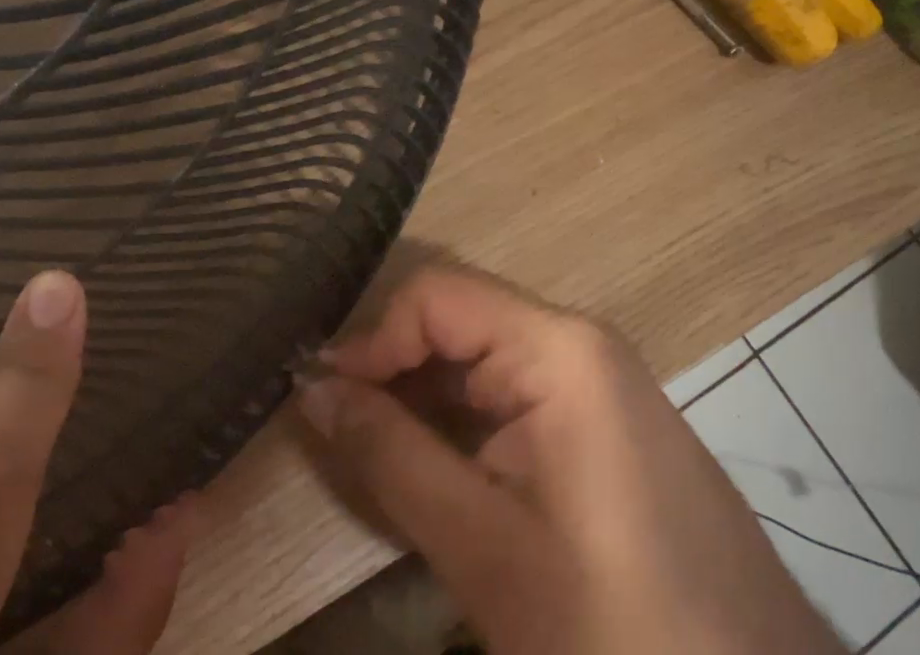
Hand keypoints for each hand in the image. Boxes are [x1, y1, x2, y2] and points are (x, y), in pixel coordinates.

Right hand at [298, 267, 845, 654]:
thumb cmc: (611, 622)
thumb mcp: (479, 543)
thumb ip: (386, 453)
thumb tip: (308, 386)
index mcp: (560, 351)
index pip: (433, 296)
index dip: (369, 339)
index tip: (323, 397)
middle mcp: (584, 349)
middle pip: (457, 324)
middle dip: (390, 370)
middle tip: (337, 428)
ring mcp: (603, 391)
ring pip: (481, 365)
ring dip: (420, 401)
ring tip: (374, 452)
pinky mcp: (609, 434)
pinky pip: (515, 401)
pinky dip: (461, 425)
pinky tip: (438, 473)